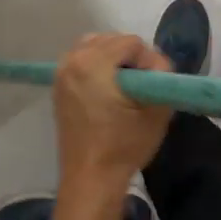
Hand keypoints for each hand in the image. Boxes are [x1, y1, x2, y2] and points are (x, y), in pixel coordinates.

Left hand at [52, 33, 173, 189]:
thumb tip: (158, 64)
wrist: (90, 179)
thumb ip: (162, 77)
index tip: (154, 83)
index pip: (130, 42)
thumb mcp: (155, 111)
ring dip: (113, 59)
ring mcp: (61, 73)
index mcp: (93, 62)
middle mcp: (72, 60)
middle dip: (130, 57)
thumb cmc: (123, 145)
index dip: (148, 60)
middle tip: (143, 84)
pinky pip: (80, 61)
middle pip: (110, 40)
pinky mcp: (58, 86)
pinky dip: (97, 66)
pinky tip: (108, 89)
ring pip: (93, 47)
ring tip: (127, 85)